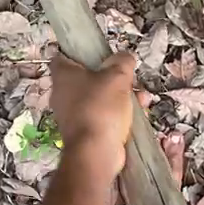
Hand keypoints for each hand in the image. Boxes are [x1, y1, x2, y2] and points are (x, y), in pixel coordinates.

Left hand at [50, 52, 136, 175]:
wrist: (95, 152)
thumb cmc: (100, 107)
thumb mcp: (117, 77)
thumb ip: (122, 61)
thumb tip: (125, 56)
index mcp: (63, 75)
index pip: (63, 55)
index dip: (80, 52)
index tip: (99, 52)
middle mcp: (62, 94)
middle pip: (87, 77)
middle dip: (111, 77)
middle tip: (128, 76)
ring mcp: (72, 114)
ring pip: (98, 97)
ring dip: (120, 95)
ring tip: (141, 97)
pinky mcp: (84, 131)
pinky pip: (102, 115)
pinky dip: (118, 113)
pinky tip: (138, 113)